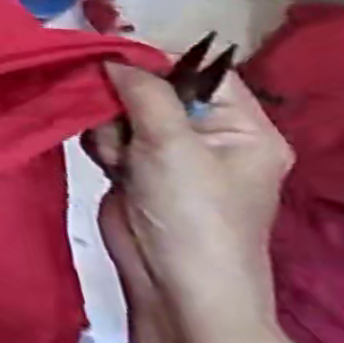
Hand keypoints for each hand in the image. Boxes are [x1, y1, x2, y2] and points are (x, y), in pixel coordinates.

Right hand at [88, 63, 295, 338]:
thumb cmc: (192, 212)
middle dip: (123, 99)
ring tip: (118, 156)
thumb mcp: (174, 144)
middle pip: (153, 87)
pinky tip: (109, 165)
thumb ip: (144, 91)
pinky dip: (101, 142)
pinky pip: (108, 133)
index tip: (112, 58)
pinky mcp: (136, 167)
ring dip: (109, 125)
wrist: (174, 286)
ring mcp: (169, 152)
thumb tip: (112, 57)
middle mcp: (208, 135)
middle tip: (114, 117)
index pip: (200, 70)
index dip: (157, 60)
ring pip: (121, 109)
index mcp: (242, 128)